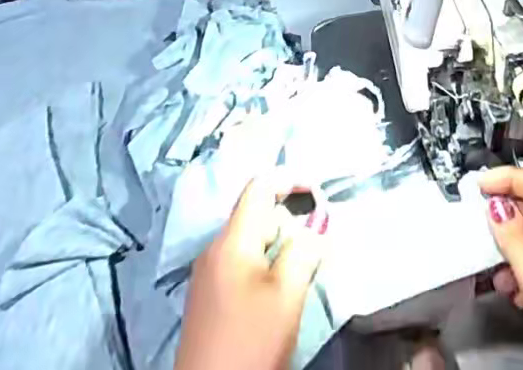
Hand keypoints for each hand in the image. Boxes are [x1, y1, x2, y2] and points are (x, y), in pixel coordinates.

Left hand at [175, 175, 328, 369]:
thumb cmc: (249, 342)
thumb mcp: (285, 298)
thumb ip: (301, 254)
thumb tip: (316, 223)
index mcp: (230, 239)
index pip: (257, 188)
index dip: (286, 179)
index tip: (316, 187)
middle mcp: (213, 246)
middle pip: (251, 213)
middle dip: (284, 214)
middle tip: (316, 231)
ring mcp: (206, 271)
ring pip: (246, 239)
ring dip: (274, 240)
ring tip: (301, 258)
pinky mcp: (206, 296)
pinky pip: (237, 261)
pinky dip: (261, 260)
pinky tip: (275, 282)